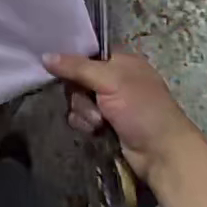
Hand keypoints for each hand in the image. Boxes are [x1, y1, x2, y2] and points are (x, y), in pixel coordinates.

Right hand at [43, 51, 206, 188]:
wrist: (161, 153)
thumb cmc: (141, 109)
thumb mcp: (110, 80)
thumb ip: (76, 67)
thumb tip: (44, 56)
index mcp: (122, 61)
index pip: (87, 54)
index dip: (73, 62)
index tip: (60, 70)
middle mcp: (115, 80)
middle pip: (77, 79)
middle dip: (80, 95)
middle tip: (93, 103)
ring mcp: (110, 103)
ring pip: (77, 100)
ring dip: (84, 113)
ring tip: (99, 122)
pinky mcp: (105, 124)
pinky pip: (81, 118)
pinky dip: (85, 124)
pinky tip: (96, 131)